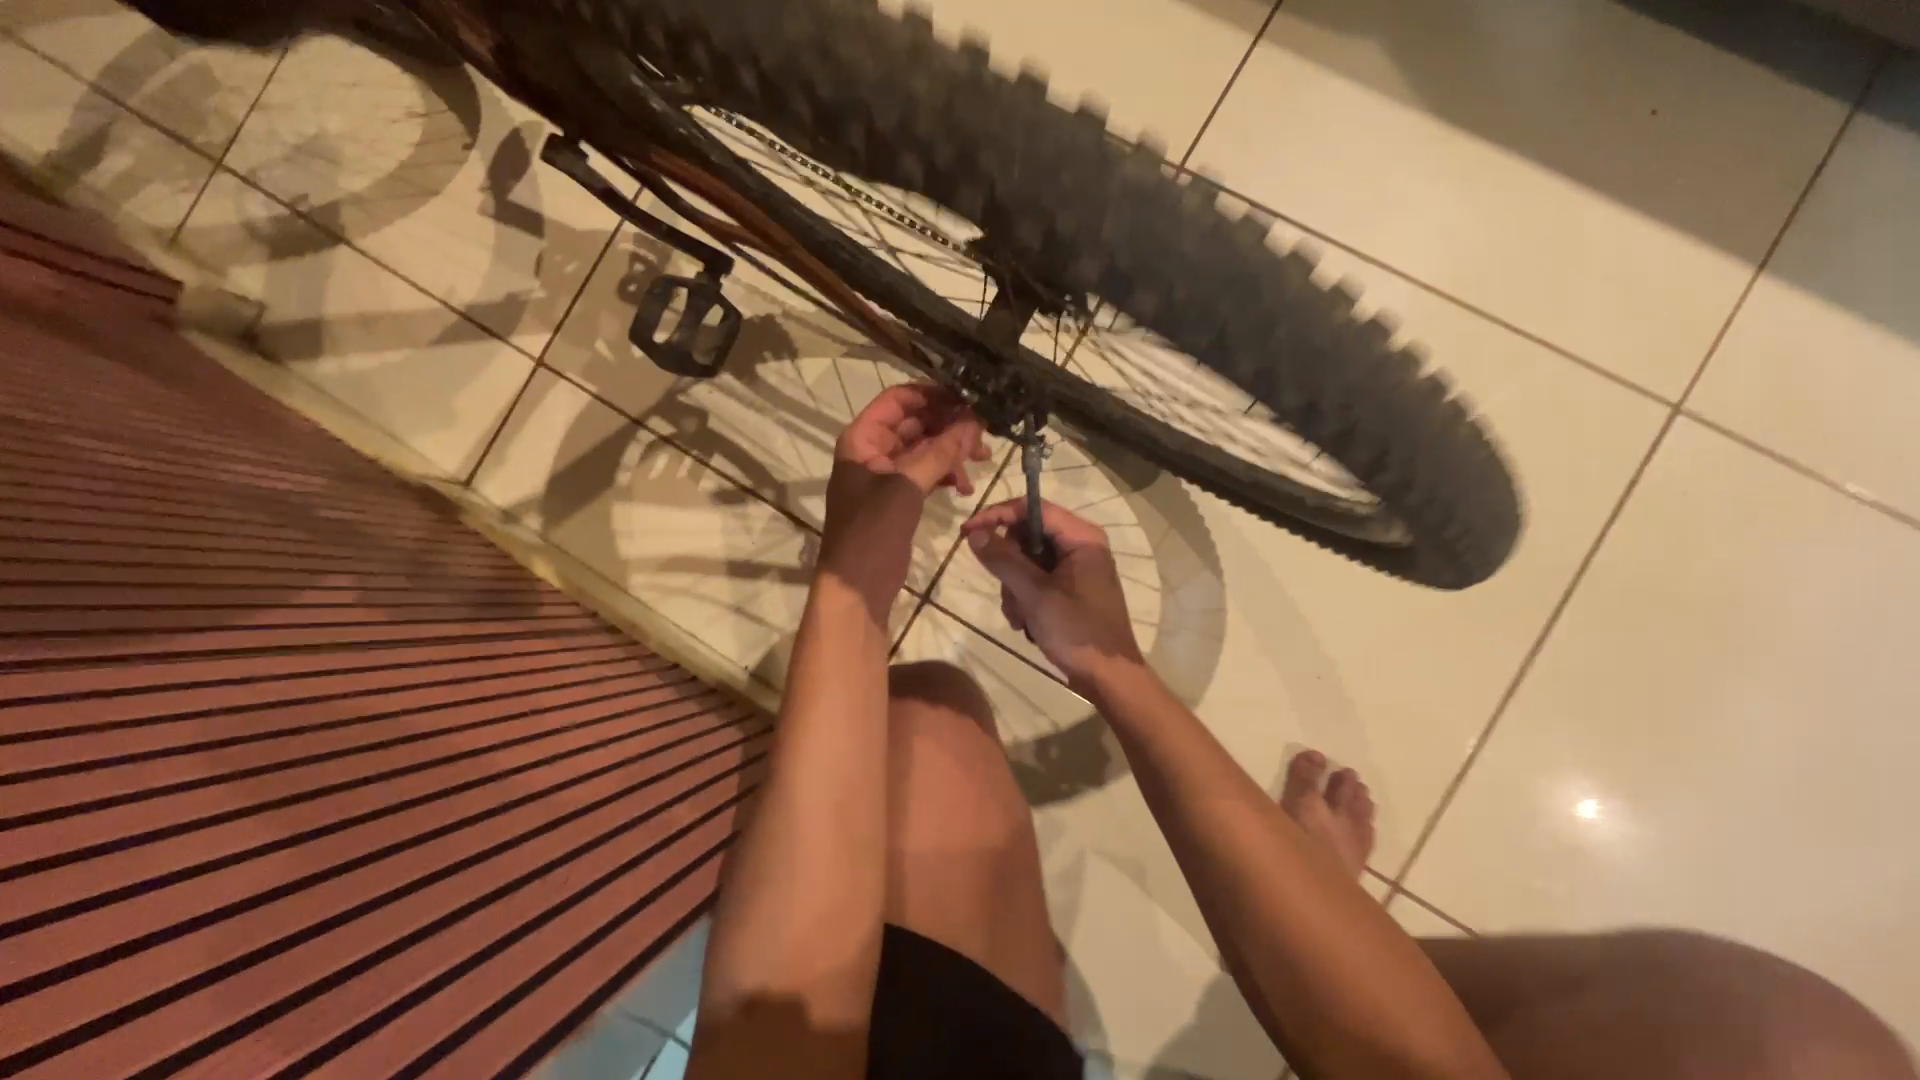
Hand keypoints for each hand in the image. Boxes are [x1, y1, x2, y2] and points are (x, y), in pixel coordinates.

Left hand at [821, 382, 989, 604]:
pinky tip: (965, 486)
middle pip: (915, 422)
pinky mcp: (899, 498)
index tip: (968, 396)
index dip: (932, 394)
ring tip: (983, 457)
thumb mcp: (906, 485)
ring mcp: (886, 474)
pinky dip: (946, 474)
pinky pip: (926, 473)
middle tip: (985, 429)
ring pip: (925, 448)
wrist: (857, 584)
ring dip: (953, 450)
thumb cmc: (871, 529)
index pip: (898, 400)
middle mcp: (872, 450)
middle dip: (949, 424)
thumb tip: (973, 422)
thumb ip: (940, 452)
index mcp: (862, 438)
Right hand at [961, 497, 1145, 689]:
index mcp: (1081, 537)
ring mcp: (1077, 568)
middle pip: (1027, 536)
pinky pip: (1037, 581)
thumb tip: (974, 533)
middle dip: (1009, 566)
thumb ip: (1004, 560)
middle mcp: (1081, 545)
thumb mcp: (1035, 595)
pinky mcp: (1071, 589)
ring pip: (1028, 562)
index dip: (997, 516)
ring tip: (1021, 618)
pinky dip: (1026, 599)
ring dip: (1015, 589)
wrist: (1108, 676)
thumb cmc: (1077, 631)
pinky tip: (1028, 624)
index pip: (1032, 508)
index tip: (967, 532)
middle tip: (1005, 593)